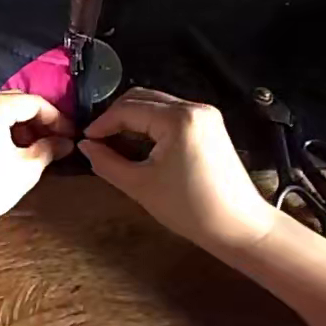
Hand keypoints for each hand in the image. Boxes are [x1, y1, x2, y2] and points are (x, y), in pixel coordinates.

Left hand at [0, 92, 75, 233]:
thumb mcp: (25, 169)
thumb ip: (48, 149)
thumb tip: (64, 143)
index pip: (34, 103)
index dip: (57, 119)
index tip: (70, 136)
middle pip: (14, 102)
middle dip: (37, 121)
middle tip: (55, 142)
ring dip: (19, 125)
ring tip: (35, 149)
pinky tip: (11, 150)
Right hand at [78, 87, 278, 254]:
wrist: (240, 227)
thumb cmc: (189, 208)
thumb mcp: (139, 185)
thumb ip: (106, 162)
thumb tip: (85, 145)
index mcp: (177, 119)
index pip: (127, 109)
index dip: (102, 123)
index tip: (85, 140)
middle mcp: (193, 107)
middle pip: (141, 98)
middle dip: (115, 116)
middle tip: (97, 140)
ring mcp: (205, 115)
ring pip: (155, 104)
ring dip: (132, 119)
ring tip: (114, 142)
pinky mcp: (209, 125)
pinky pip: (169, 114)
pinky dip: (149, 124)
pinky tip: (138, 144)